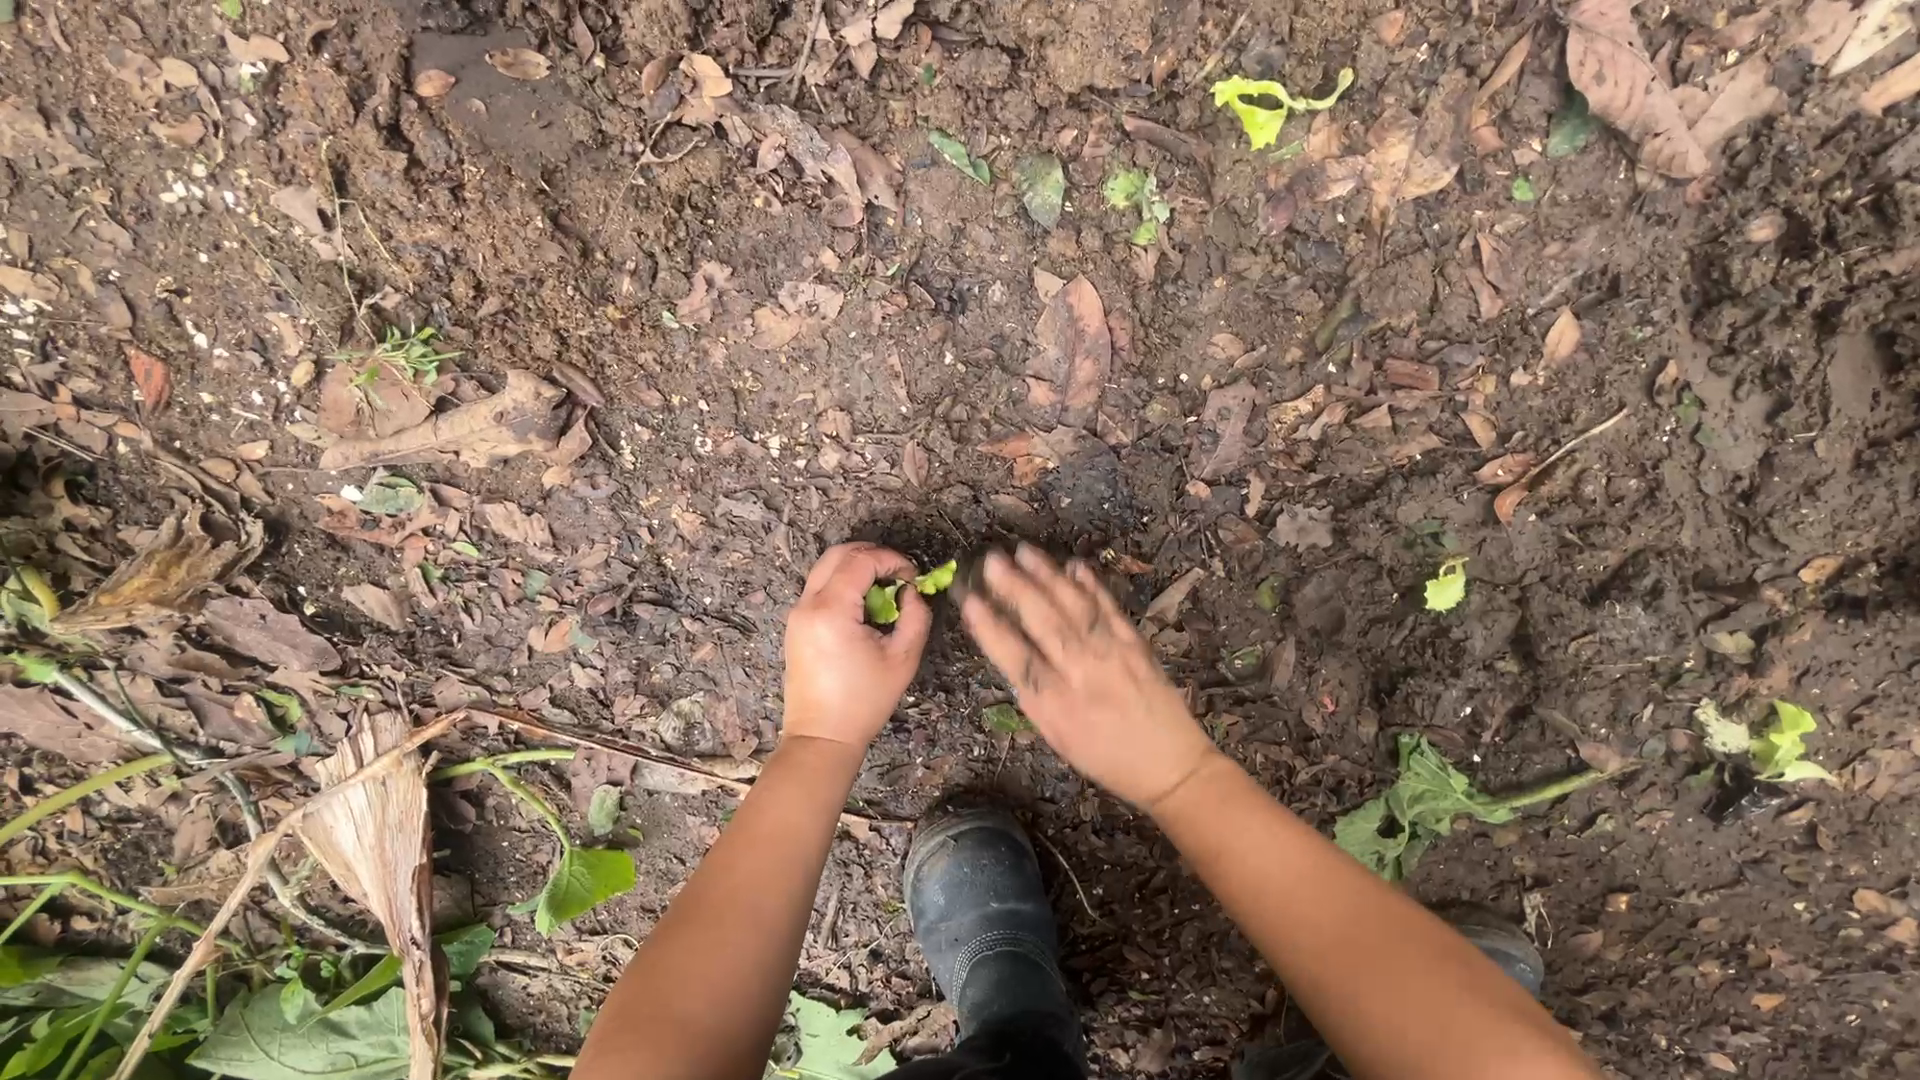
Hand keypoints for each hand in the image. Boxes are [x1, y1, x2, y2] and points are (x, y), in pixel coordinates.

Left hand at [782, 543, 931, 748]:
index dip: (891, 560)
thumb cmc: (863, 702)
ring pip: (825, 569)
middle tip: (898, 573)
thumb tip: (912, 592)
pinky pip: (819, 588)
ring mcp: (797, 614)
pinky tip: (864, 607)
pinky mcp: (796, 626)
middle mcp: (808, 605)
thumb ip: (915, 616)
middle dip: (872, 555)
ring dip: (856, 568)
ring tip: (884, 590)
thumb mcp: (903, 658)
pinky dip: (842, 584)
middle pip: (837, 554)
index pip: (861, 561)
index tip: (912, 577)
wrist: (821, 736)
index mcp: (831, 610)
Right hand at [959, 545, 1221, 809]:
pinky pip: (1110, 609)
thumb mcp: (1059, 739)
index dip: (990, 628)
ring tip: (1024, 551)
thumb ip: (1035, 697)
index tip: (969, 600)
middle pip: (1045, 624)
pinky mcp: (1136, 645)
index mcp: (1056, 707)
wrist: (1171, 766)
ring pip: (1076, 609)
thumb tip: (1010, 656)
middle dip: (1016, 588)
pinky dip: (1092, 585)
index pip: (1015, 659)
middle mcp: (1083, 676)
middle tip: (993, 560)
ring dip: (1049, 577)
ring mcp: (1113, 656)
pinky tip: (1074, 565)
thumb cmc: (1106, 758)